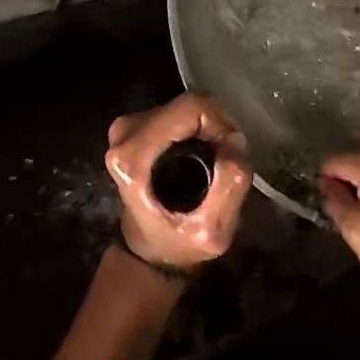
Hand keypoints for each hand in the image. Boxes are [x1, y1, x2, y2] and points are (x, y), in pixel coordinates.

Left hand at [103, 94, 249, 271]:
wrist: (150, 254)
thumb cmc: (179, 243)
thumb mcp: (214, 229)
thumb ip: (231, 183)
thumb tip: (235, 140)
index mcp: (134, 156)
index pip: (192, 109)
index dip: (221, 125)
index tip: (229, 154)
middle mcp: (125, 134)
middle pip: (189, 104)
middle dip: (217, 126)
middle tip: (227, 157)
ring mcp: (126, 128)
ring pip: (185, 107)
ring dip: (209, 127)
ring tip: (216, 158)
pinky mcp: (134, 128)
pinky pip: (179, 113)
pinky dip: (198, 128)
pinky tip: (202, 153)